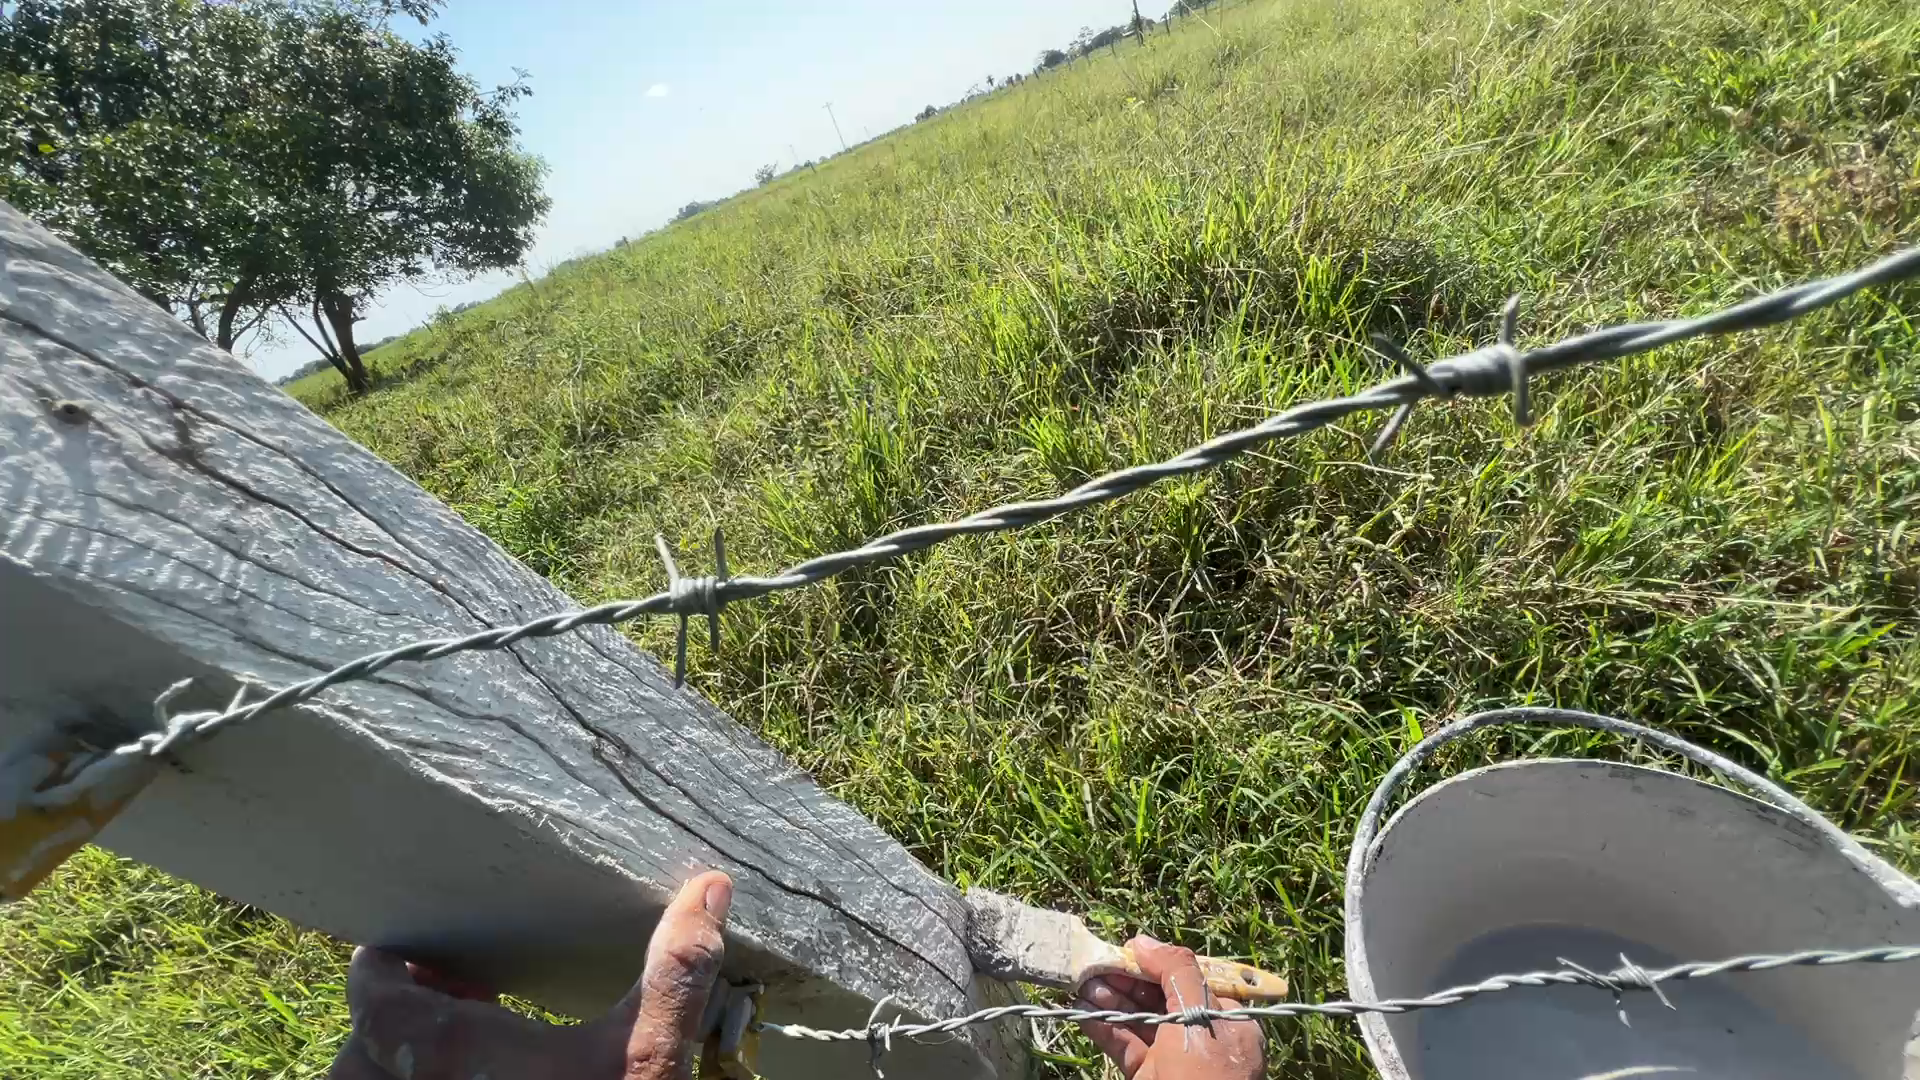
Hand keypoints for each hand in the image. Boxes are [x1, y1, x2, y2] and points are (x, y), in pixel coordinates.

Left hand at [329, 870, 732, 1079]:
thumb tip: (710, 885)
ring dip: (390, 1066)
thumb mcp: (651, 1060)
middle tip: (447, 991)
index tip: (392, 951)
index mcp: (458, 1059)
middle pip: (356, 1058)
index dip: (380, 970)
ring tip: (454, 1040)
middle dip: (389, 1020)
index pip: (379, 1003)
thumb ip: (679, 968)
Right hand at [1075, 936, 1264, 1079]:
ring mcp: (1174, 1063)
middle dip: (1126, 979)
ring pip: (1138, 1020)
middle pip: (1159, 996)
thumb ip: (1175, 972)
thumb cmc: (1205, 1079)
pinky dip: (1104, 1027)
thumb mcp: (1198, 1020)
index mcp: (1228, 1024)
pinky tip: (1083, 1011)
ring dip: (1110, 999)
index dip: (1157, 962)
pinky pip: (1125, 1045)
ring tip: (1083, 983)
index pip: (1189, 979)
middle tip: (1095, 964)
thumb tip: (1144, 942)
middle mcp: (1203, 1040)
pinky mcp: (1149, 1079)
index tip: (1127, 949)